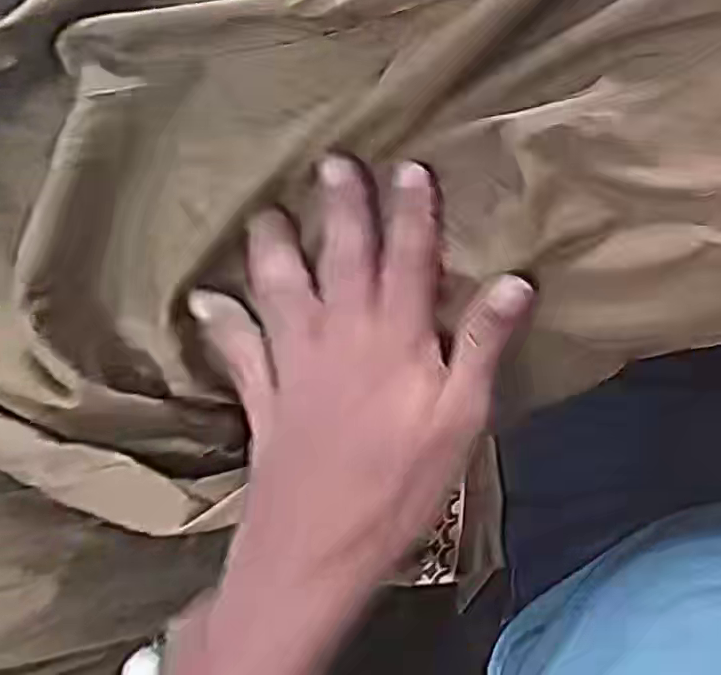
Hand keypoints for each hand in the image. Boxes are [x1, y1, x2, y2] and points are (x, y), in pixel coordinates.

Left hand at [189, 156, 534, 587]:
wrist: (313, 558)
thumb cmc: (402, 481)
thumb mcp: (463, 415)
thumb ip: (483, 343)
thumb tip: (515, 280)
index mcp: (393, 338)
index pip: (408, 260)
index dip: (413, 212)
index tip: (411, 167)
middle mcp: (340, 338)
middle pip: (342, 261)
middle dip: (342, 210)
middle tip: (332, 163)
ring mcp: (294, 368)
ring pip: (281, 294)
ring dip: (274, 251)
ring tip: (265, 214)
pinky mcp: (265, 402)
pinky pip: (240, 353)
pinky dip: (222, 323)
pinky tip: (204, 301)